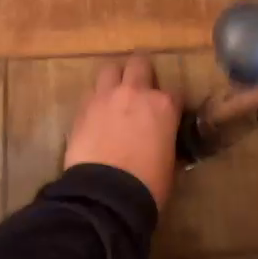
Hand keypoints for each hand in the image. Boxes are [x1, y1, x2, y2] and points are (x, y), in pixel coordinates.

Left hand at [64, 55, 181, 209]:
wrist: (106, 195)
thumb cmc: (147, 185)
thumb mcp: (169, 163)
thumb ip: (167, 142)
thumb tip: (164, 143)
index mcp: (163, 106)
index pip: (174, 93)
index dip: (170, 104)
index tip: (167, 114)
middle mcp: (135, 92)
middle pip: (140, 63)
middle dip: (142, 71)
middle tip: (141, 86)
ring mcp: (106, 96)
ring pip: (110, 69)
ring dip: (115, 78)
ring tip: (115, 93)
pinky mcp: (83, 107)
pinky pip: (91, 93)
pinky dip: (96, 99)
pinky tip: (96, 114)